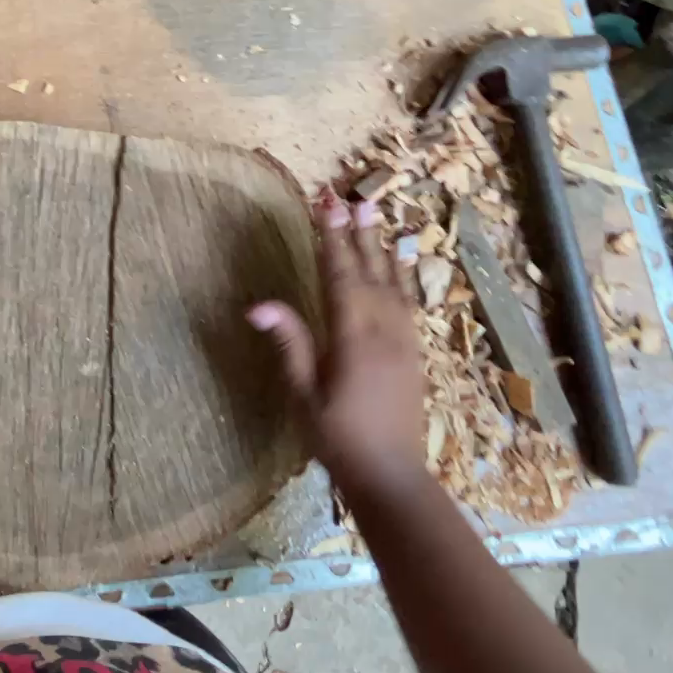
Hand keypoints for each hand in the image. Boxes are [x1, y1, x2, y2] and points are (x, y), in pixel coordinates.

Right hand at [248, 195, 427, 493]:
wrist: (392, 475)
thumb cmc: (337, 437)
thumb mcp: (303, 394)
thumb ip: (290, 343)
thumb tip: (258, 304)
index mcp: (353, 338)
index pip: (340, 276)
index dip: (331, 239)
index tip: (324, 205)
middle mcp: (384, 331)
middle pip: (369, 271)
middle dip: (356, 232)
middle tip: (349, 196)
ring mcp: (404, 340)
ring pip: (393, 282)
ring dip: (380, 245)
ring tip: (374, 212)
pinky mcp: (413, 350)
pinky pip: (409, 301)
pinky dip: (403, 273)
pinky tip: (401, 259)